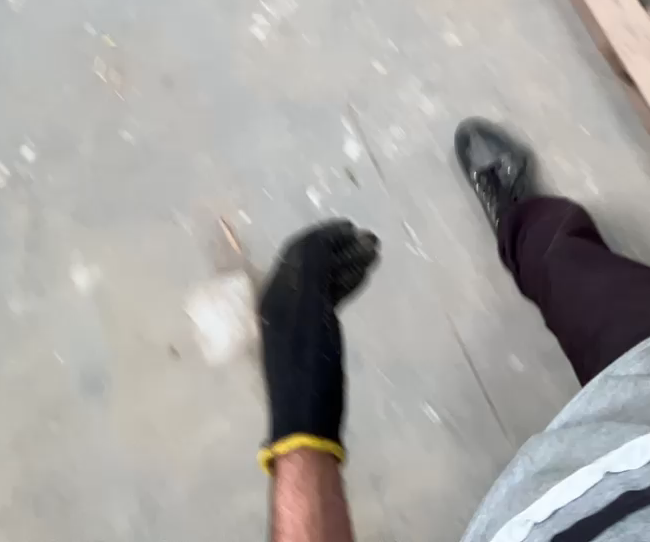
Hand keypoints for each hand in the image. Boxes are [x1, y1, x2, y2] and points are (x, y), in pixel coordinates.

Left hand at [258, 220, 379, 468]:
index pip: (299, 250)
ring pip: (323, 279)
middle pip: (312, 262)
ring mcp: (295, 319)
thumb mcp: (312, 313)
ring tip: (374, 253)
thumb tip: (321, 238)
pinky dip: (346, 283)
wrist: (306, 421)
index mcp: (276, 294)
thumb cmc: (310, 366)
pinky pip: (328, 297)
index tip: (352, 226)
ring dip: (346, 262)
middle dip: (340, 246)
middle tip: (370, 239)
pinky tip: (364, 277)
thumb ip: (313, 273)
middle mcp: (281, 301)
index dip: (325, 234)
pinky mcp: (310, 335)